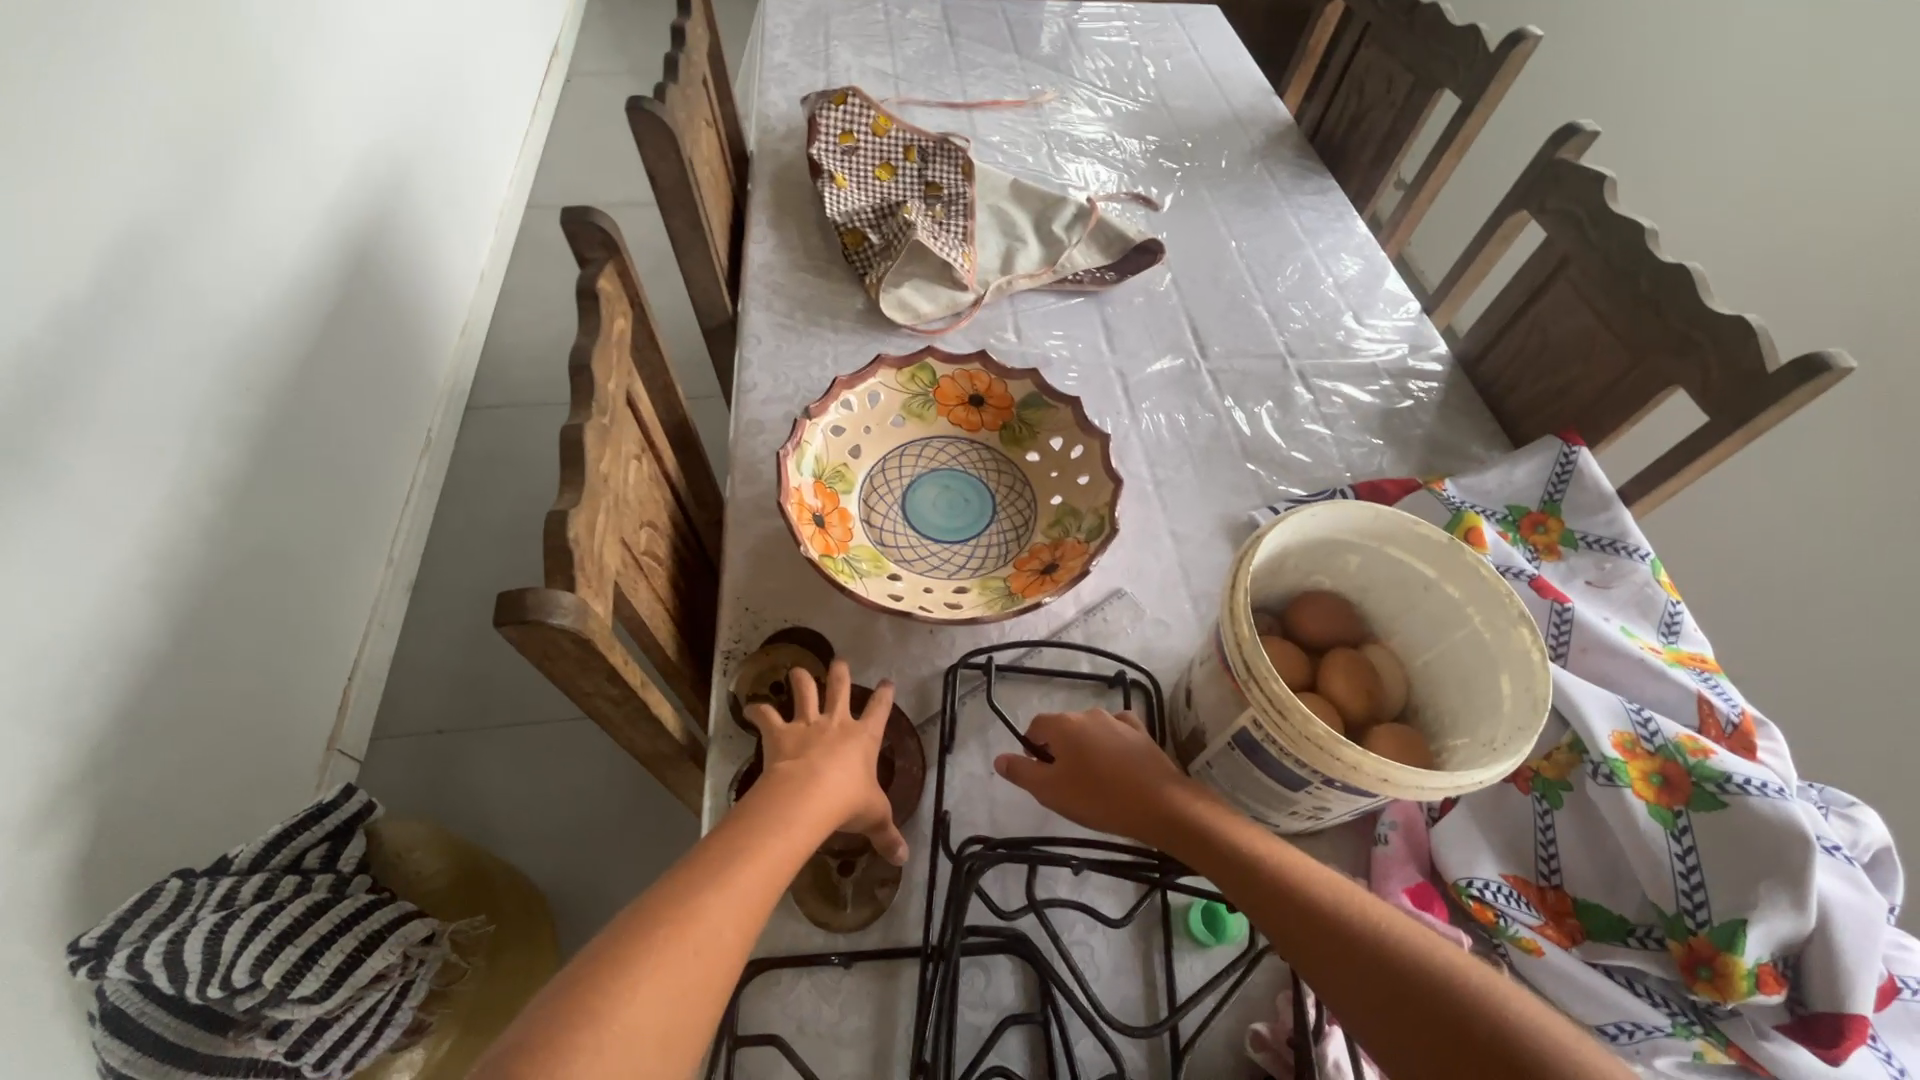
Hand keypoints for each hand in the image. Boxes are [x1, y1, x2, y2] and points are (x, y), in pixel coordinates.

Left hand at [744, 660, 908, 865]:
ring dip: (801, 679)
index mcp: (864, 737)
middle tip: (840, 661)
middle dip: (841, 672)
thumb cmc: (847, 802)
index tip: (887, 682)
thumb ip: (887, 834)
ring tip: (797, 670)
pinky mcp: (780, 733)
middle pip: (841, 688)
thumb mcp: (874, 816)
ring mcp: (807, 724)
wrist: (809, 796)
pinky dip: (757, 710)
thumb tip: (903, 858)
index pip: (880, 709)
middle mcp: (837, 723)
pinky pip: (766, 716)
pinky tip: (750, 707)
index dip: (885, 695)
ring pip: (805, 690)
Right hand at [993, 708, 1203, 846]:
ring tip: (1094, 782)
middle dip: (1059, 751)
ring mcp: (1118, 721)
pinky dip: (1111, 746)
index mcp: (1063, 725)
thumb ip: (1021, 772)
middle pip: (1063, 729)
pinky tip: (1117, 767)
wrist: (1160, 804)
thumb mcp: (1050, 791)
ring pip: (1090, 732)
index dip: (1031, 750)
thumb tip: (999, 758)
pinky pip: (1117, 734)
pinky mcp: (1141, 733)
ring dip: (1086, 750)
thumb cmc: (1098, 798)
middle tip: (1066, 785)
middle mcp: (1089, 714)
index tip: (1040, 775)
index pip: (1035, 727)